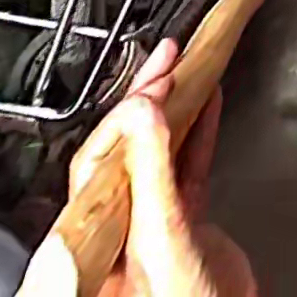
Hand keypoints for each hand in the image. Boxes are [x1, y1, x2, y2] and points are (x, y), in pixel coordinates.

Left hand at [68, 39, 232, 296]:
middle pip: (124, 149)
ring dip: (175, 106)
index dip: (127, 116)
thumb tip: (142, 112)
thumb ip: (153, 175)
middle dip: (147, 98)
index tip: (158, 83)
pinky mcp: (181, 220)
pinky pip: (186, 162)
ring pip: (156, 149)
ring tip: (184, 63)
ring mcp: (147, 221)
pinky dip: (200, 128)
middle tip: (167, 55)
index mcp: (87, 240)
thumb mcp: (165, 241)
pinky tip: (209, 100)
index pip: (98, 160)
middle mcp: (112, 226)